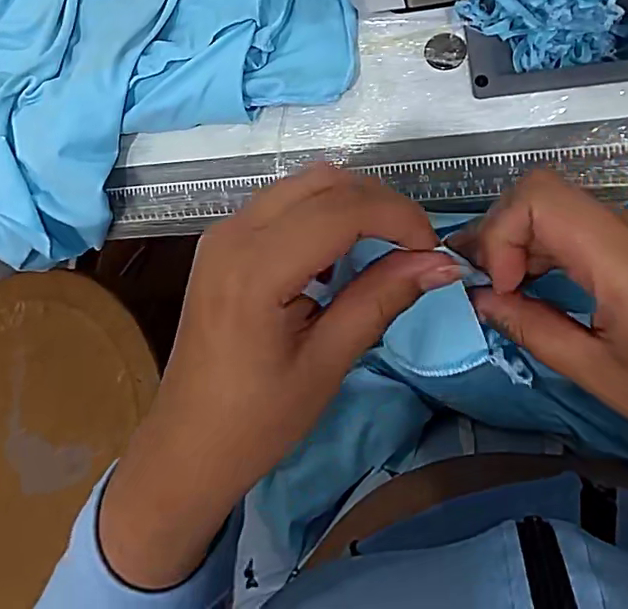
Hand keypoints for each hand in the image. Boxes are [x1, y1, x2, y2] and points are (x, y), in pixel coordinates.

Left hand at [98, 165, 463, 589]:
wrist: (186, 447)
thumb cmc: (256, 421)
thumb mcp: (327, 363)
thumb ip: (381, 299)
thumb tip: (441, 263)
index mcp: (256, 268)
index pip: (342, 210)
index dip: (398, 217)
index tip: (432, 250)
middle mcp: (234, 232)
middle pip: (325, 181)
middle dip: (379, 204)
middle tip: (413, 249)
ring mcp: (224, 231)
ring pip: (305, 183)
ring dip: (352, 203)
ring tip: (383, 249)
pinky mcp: (223, 239)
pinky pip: (284, 201)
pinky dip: (323, 212)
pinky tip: (335, 257)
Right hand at [461, 171, 627, 608]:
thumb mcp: (609, 381)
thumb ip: (535, 330)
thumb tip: (483, 299)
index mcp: (627, 257)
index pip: (537, 195)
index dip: (500, 231)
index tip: (500, 288)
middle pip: (547, 197)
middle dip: (506, 238)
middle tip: (491, 291)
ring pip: (570, 210)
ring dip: (533, 244)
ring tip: (519, 293)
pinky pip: (599, 226)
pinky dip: (566, 248)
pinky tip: (565, 288)